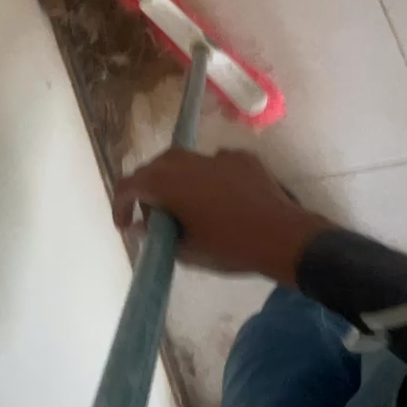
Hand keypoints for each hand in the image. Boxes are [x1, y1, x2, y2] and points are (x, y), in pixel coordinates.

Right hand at [112, 149, 337, 285]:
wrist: (286, 237)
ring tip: (189, 207)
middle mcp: (182, 160)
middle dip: (150, 192)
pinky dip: (210, 181)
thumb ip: (159, 236)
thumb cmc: (229, 247)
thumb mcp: (187, 251)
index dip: (121, 204)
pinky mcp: (239, 158)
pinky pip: (214, 166)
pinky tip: (222, 201)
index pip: (128, 184)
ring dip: (178, 182)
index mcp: (163, 181)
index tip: (125, 225)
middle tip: (158, 220)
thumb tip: (144, 227)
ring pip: (183, 164)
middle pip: (153, 169)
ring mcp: (212, 155)